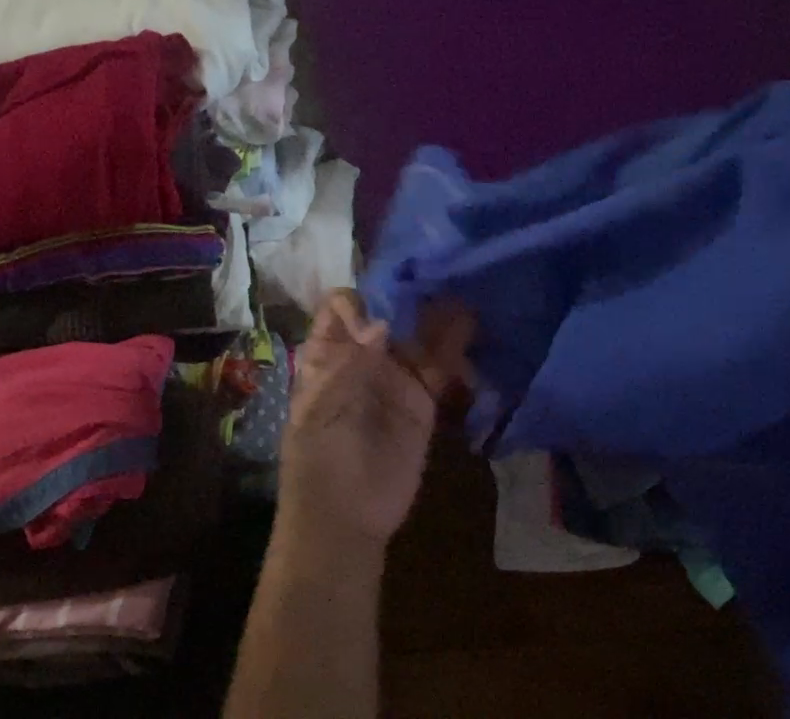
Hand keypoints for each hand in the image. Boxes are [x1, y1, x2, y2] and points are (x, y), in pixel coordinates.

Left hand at [275, 290, 473, 552]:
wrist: (345, 520)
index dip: (360, 301)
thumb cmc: (318, 461)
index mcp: (328, 354)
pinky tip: (472, 322)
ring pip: (417, 335)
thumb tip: (381, 325)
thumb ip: (349, 365)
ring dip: (436, 313)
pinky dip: (455, 346)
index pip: (341, 308)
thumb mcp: (320, 409)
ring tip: (461, 284)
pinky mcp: (423, 400)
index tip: (383, 306)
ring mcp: (395, 377)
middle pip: (386, 313)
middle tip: (435, 270)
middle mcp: (364, 356)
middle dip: (406, 292)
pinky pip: (440, 367)